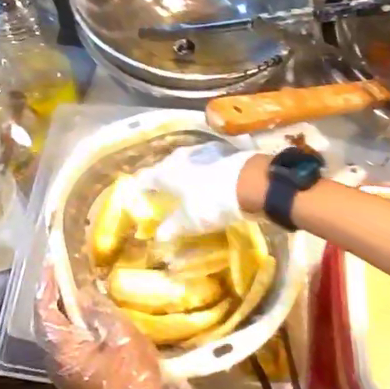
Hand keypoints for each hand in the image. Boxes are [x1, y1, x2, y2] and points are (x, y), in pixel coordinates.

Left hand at [37, 271, 168, 388]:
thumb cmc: (133, 381)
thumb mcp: (122, 336)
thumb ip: (99, 311)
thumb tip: (83, 294)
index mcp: (62, 348)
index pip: (44, 308)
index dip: (47, 282)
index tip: (54, 259)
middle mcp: (55, 360)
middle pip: (48, 319)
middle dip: (56, 292)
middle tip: (68, 268)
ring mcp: (66, 372)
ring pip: (59, 332)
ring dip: (66, 308)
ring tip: (80, 284)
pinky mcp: (78, 378)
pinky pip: (70, 343)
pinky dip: (76, 324)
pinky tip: (92, 314)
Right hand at [134, 143, 262, 241]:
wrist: (250, 182)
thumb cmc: (210, 203)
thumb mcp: (188, 221)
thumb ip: (171, 228)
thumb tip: (158, 236)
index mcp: (166, 172)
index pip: (144, 177)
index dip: (140, 188)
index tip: (139, 196)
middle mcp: (178, 157)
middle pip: (164, 167)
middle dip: (162, 179)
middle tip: (162, 192)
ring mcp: (200, 151)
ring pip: (184, 162)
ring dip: (183, 173)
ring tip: (184, 186)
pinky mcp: (220, 152)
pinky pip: (203, 162)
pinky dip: (201, 171)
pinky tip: (207, 180)